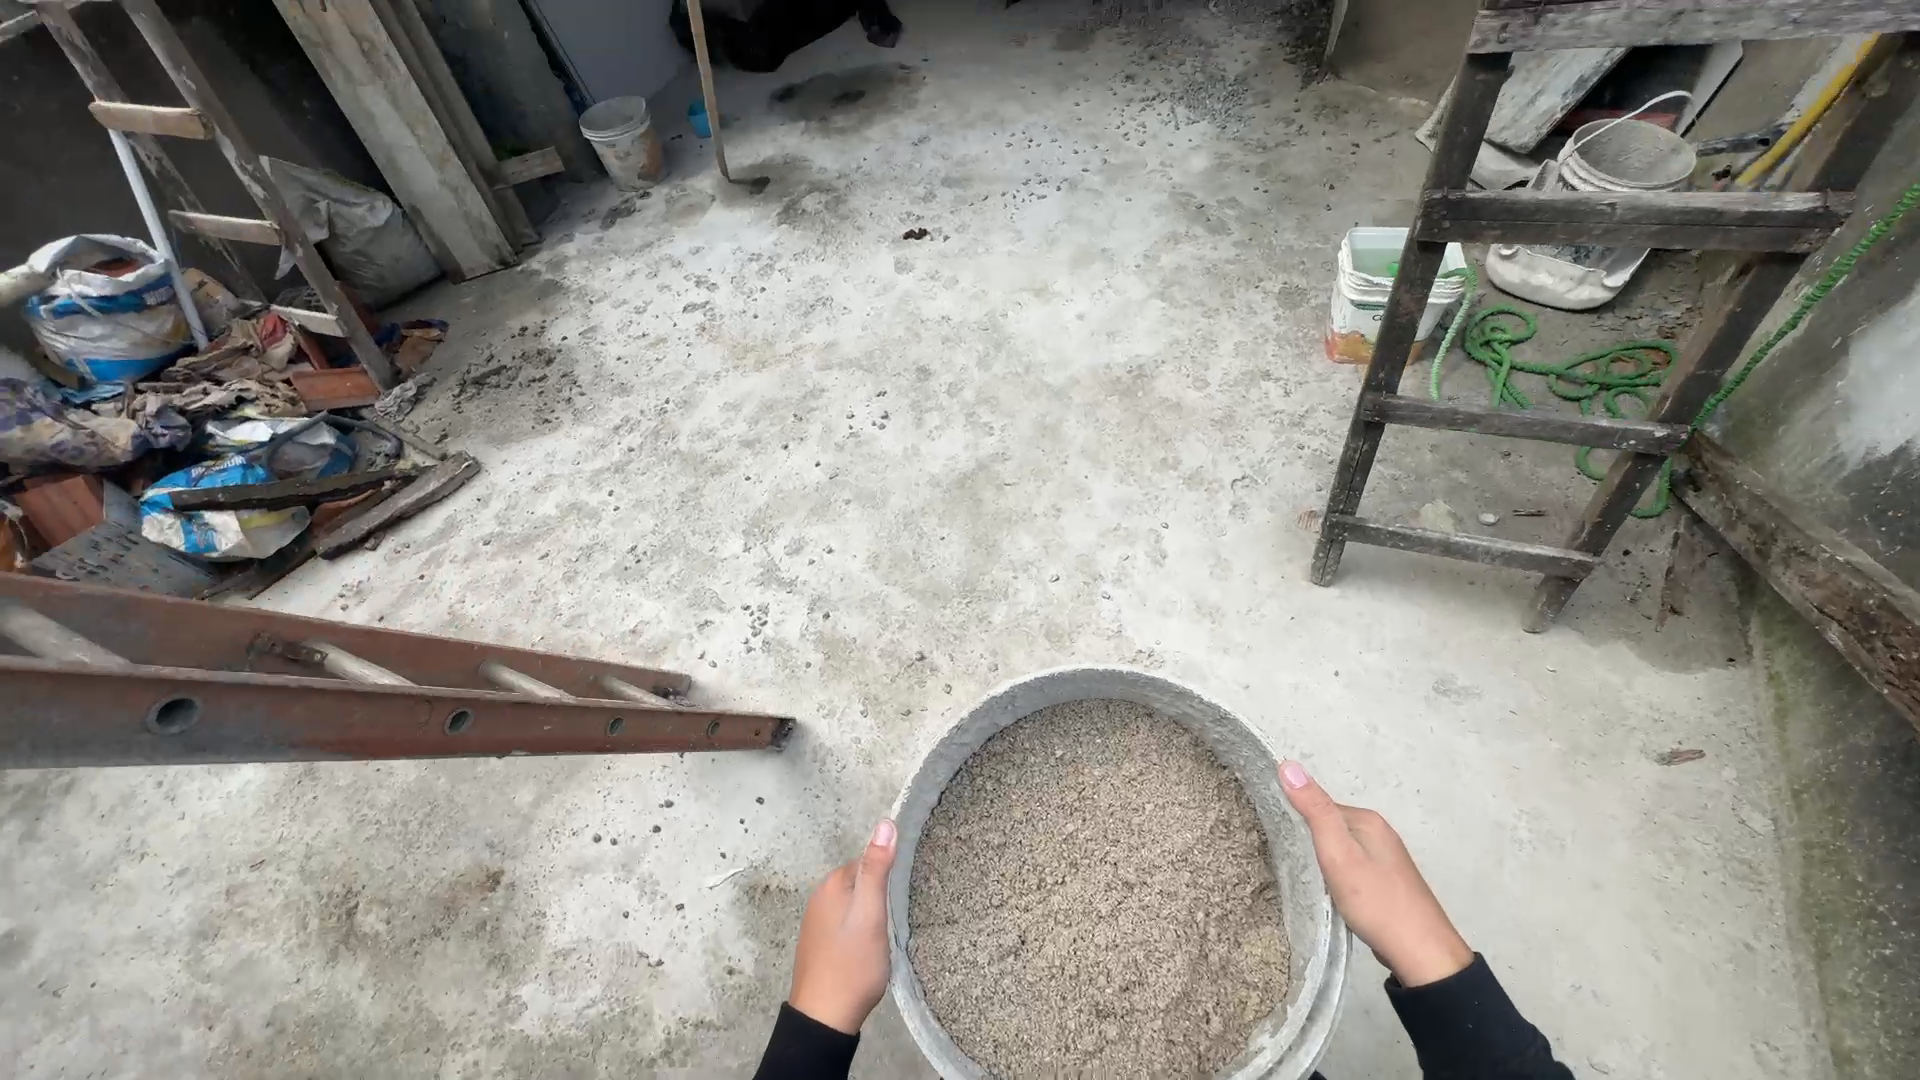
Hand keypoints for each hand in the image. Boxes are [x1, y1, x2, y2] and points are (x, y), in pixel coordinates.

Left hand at [787, 819, 897, 1033]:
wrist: (823, 1019)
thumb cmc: (852, 964)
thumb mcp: (872, 913)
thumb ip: (877, 868)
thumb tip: (885, 822)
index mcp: (833, 884)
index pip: (867, 862)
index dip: (886, 878)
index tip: (898, 897)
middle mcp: (819, 896)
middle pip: (858, 882)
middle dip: (877, 895)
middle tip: (892, 921)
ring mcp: (815, 921)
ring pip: (851, 903)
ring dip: (867, 914)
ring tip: (882, 936)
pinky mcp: (817, 943)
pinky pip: (843, 922)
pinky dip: (856, 929)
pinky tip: (865, 949)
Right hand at [1280, 761, 1473, 987]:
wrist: (1422, 957)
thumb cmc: (1375, 901)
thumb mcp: (1338, 853)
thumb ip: (1314, 810)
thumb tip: (1287, 764)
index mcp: (1367, 820)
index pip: (1319, 806)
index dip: (1295, 819)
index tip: (1275, 838)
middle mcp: (1379, 833)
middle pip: (1330, 826)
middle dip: (1307, 838)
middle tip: (1287, 861)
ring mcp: (1386, 860)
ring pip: (1340, 848)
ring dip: (1321, 858)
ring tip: (1304, 877)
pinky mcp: (1387, 883)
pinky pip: (1351, 866)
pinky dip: (1336, 873)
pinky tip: (1329, 891)